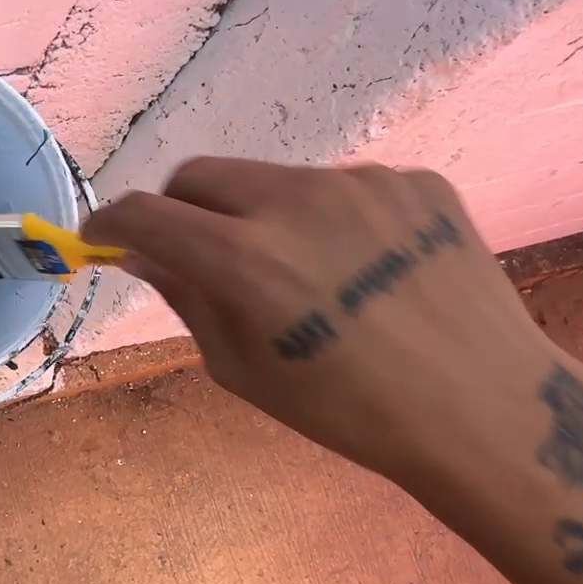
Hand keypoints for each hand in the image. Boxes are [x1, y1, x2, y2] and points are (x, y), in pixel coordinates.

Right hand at [82, 158, 559, 482]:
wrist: (482, 407)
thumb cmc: (341, 408)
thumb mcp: (237, 366)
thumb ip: (183, 296)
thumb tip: (141, 254)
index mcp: (244, 259)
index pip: (144, 214)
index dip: (108, 223)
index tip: (100, 238)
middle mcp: (297, 200)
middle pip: (197, 174)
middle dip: (175, 210)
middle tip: (190, 254)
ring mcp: (362, 182)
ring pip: (267, 180)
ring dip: (250, 215)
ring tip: (290, 272)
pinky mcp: (412, 179)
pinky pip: (332, 187)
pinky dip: (316, 219)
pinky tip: (351, 268)